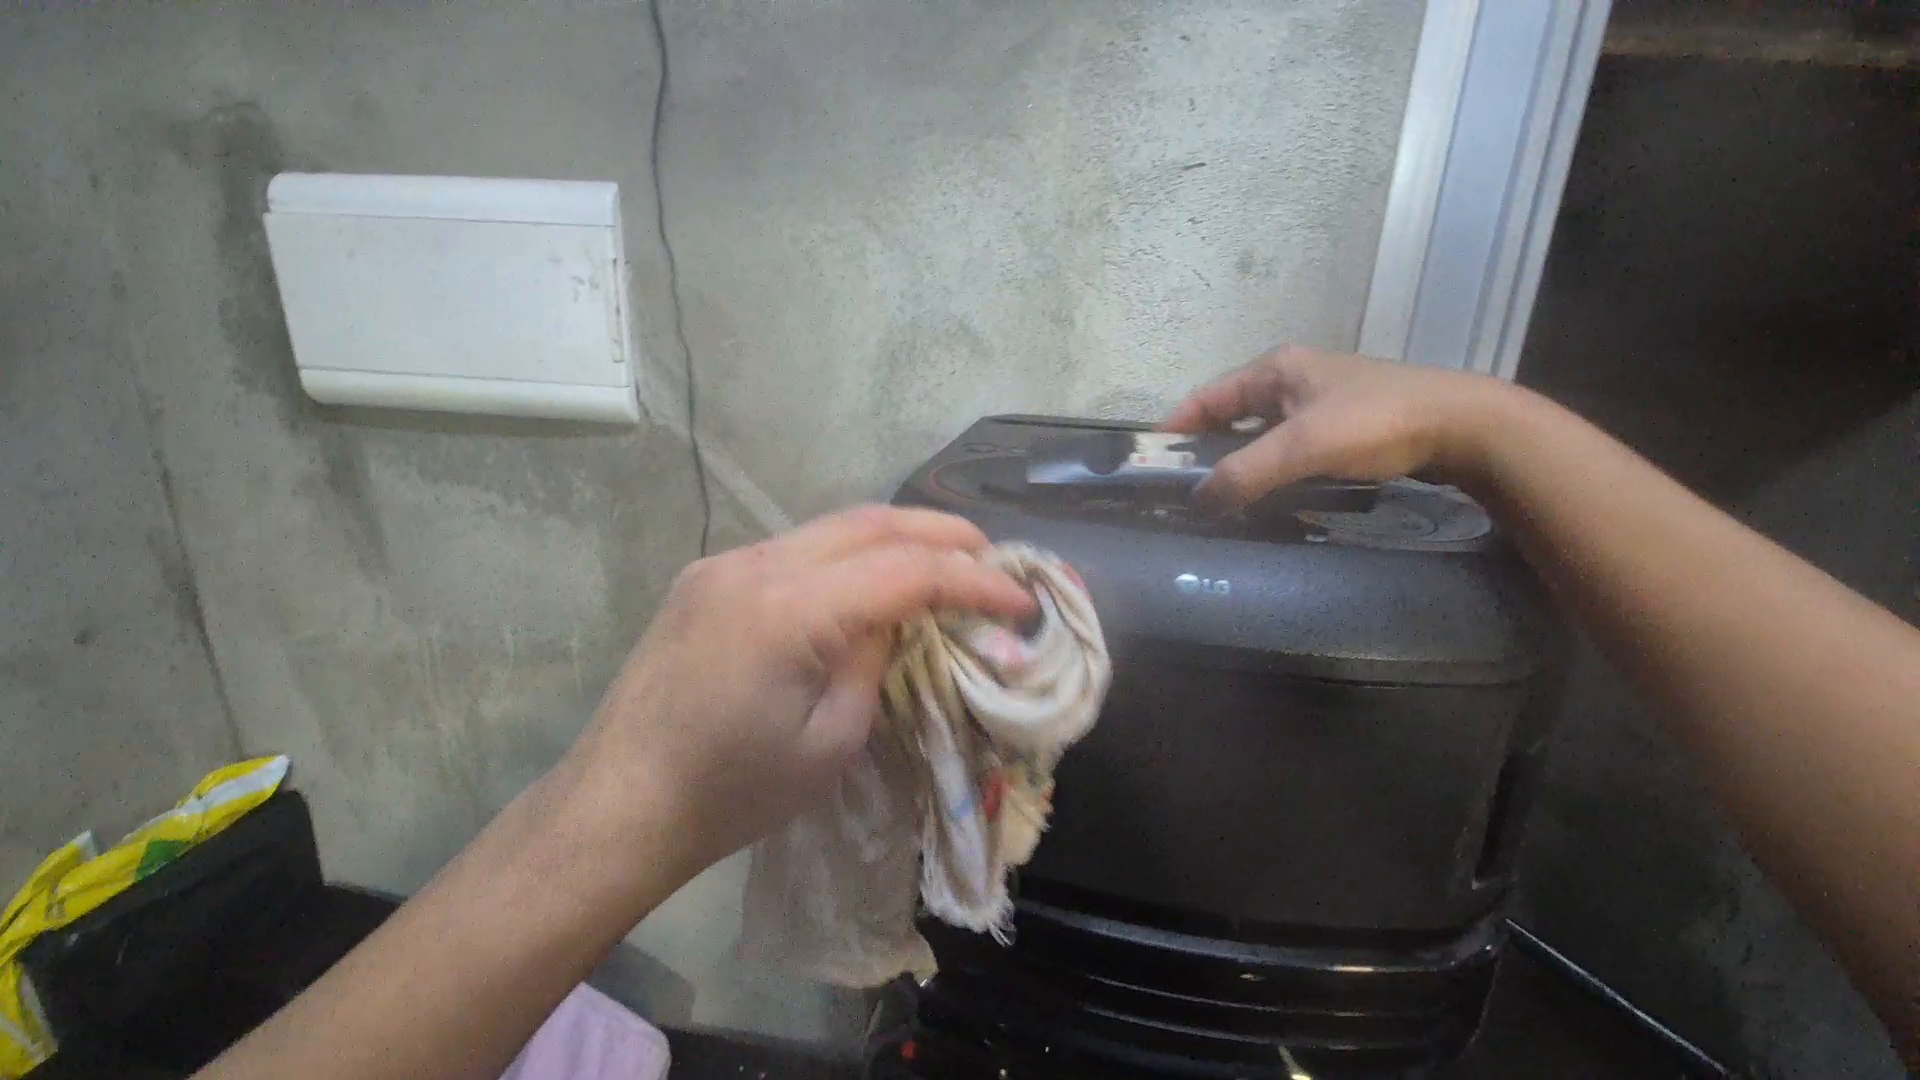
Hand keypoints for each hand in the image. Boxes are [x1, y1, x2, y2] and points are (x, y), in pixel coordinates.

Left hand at [562, 506, 1037, 876]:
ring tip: (944, 563)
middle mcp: (756, 564)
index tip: (1019, 601)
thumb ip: (876, 661)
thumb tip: (897, 617)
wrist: (619, 805)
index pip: (906, 571)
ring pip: (831, 528)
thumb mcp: (831, 742)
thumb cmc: (732, 794)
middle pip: (871, 523)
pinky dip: (848, 555)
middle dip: (942, 534)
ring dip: (896, 538)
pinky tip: (870, 580)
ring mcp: (724, 563)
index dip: (973, 581)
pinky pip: (795, 549)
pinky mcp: (706, 576)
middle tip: (992, 559)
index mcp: (789, 610)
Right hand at [1160, 345, 1524, 508]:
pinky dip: (1268, 466)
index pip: (1204, 397)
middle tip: (1185, 488)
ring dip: (1238, 461)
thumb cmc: (1374, 423)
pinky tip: (1268, 492)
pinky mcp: (1340, 423)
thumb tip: (1198, 499)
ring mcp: (1317, 399)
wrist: (1463, 424)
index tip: (1150, 463)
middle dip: (1204, 450)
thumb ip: (1245, 473)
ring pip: (1258, 433)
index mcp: (1274, 369)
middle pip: (1229, 416)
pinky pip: (1286, 445)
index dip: (1173, 429)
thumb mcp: (1301, 447)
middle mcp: (1290, 377)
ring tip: (1221, 496)